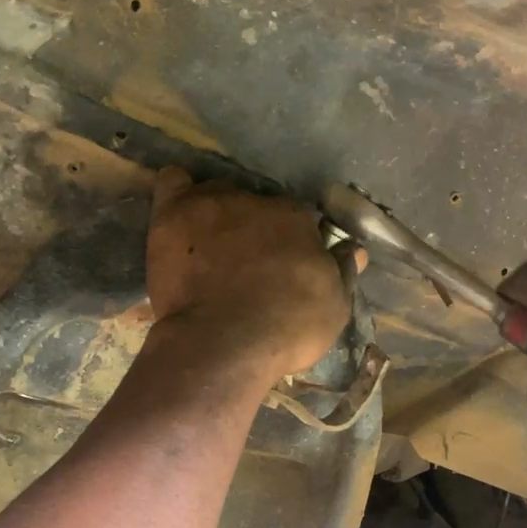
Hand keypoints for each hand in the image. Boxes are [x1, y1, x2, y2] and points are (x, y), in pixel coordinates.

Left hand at [144, 168, 350, 379]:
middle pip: (258, 205)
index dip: (297, 244)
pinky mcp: (171, 216)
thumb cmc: (286, 328)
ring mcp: (211, 204)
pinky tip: (182, 217)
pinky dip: (178, 195)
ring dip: (221, 214)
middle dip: (258, 228)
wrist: (223, 343)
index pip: (302, 220)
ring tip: (215, 248)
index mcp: (297, 218)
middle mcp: (255, 200)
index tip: (292, 269)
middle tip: (252, 265)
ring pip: (218, 194)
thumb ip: (342, 273)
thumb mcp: (333, 308)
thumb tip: (354, 249)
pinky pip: (172, 184)